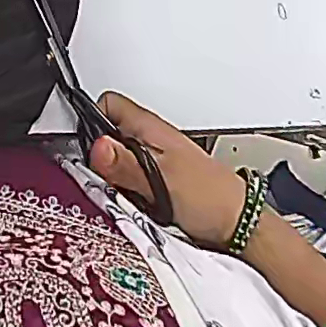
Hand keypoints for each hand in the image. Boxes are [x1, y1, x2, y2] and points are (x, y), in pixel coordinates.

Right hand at [89, 92, 247, 247]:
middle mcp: (149, 138)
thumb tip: (96, 147)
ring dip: (114, 179)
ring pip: (115, 159)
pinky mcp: (155, 179)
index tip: (86, 150)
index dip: (90, 122)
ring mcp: (152, 158)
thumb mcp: (160, 181)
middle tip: (109, 180)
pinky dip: (127, 192)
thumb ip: (125, 164)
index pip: (106, 104)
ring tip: (129, 196)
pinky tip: (138, 205)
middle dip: (100, 158)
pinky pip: (127, 179)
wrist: (239, 222)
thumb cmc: (211, 196)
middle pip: (106, 135)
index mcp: (149, 126)